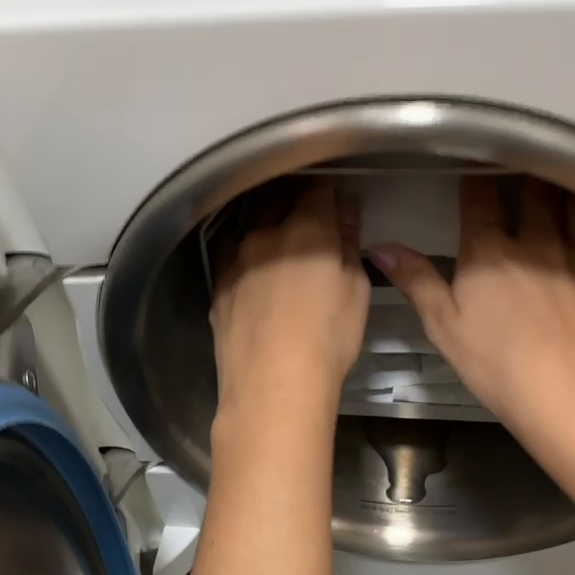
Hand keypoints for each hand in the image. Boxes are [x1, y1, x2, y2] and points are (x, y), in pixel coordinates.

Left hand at [210, 179, 370, 418]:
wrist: (272, 387)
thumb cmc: (327, 340)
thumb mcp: (356, 290)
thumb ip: (348, 244)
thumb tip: (345, 214)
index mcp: (307, 227)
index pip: (319, 187)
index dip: (331, 189)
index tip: (339, 199)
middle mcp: (265, 233)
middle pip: (281, 199)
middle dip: (299, 201)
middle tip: (316, 219)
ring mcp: (235, 258)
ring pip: (253, 226)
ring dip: (270, 226)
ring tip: (286, 247)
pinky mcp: (218, 286)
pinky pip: (235, 257)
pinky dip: (250, 256)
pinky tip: (260, 275)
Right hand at [369, 178, 574, 441]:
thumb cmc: (500, 368)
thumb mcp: (445, 329)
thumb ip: (416, 281)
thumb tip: (380, 248)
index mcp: (490, 251)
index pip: (480, 195)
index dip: (474, 176)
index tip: (471, 165)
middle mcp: (538, 240)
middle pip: (533, 188)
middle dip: (525, 169)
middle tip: (519, 160)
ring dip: (567, 183)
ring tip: (562, 173)